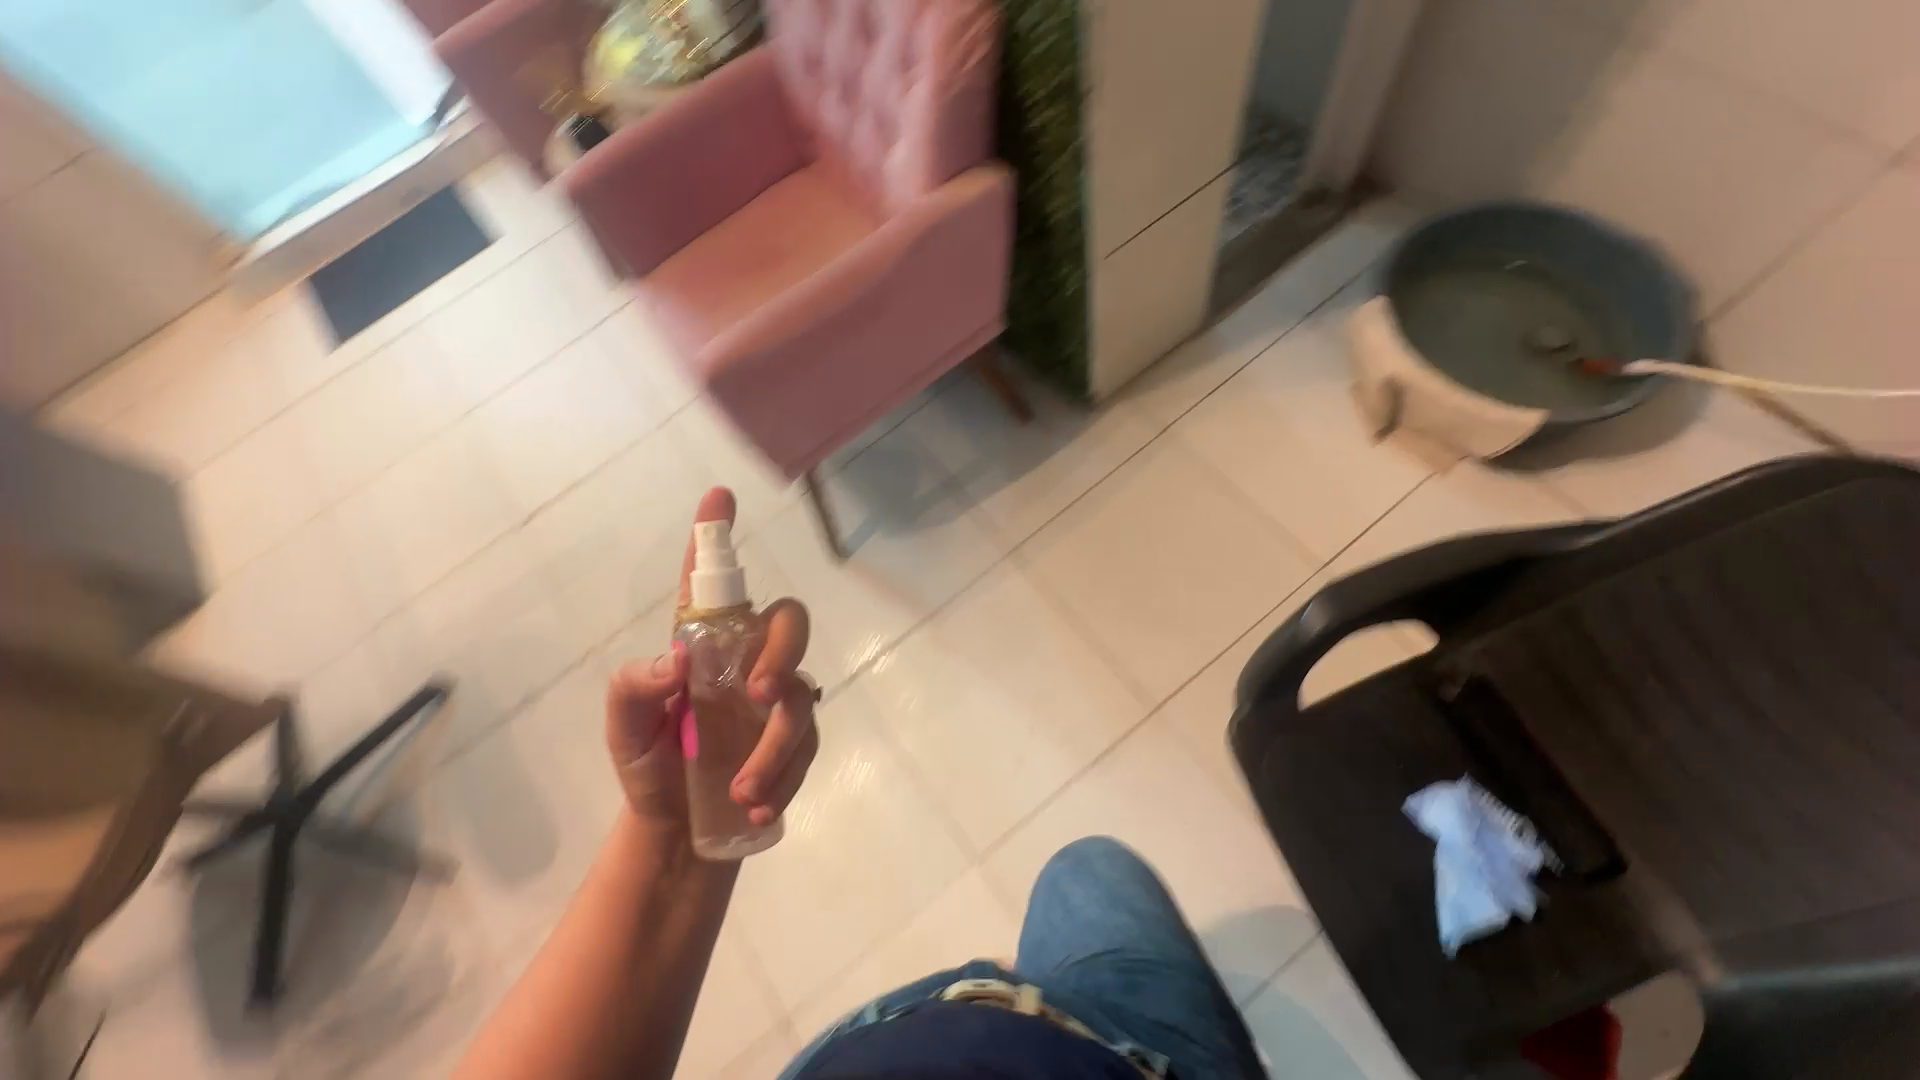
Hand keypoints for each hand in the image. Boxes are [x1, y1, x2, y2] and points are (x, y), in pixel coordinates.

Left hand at [604, 487, 818, 839]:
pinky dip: (785, 775)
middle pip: (788, 623)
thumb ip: (633, 689)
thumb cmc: (647, 766)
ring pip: (801, 696)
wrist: (679, 830)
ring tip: (742, 789)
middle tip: (756, 693)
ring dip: (776, 745)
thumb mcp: (623, 730)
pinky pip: (808, 745)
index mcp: (701, 647)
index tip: (717, 497)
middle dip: (781, 652)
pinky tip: (756, 804)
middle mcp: (745, 661)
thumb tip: (677, 657)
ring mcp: (776, 700)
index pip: (708, 583)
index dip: (714, 537)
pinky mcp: (796, 741)